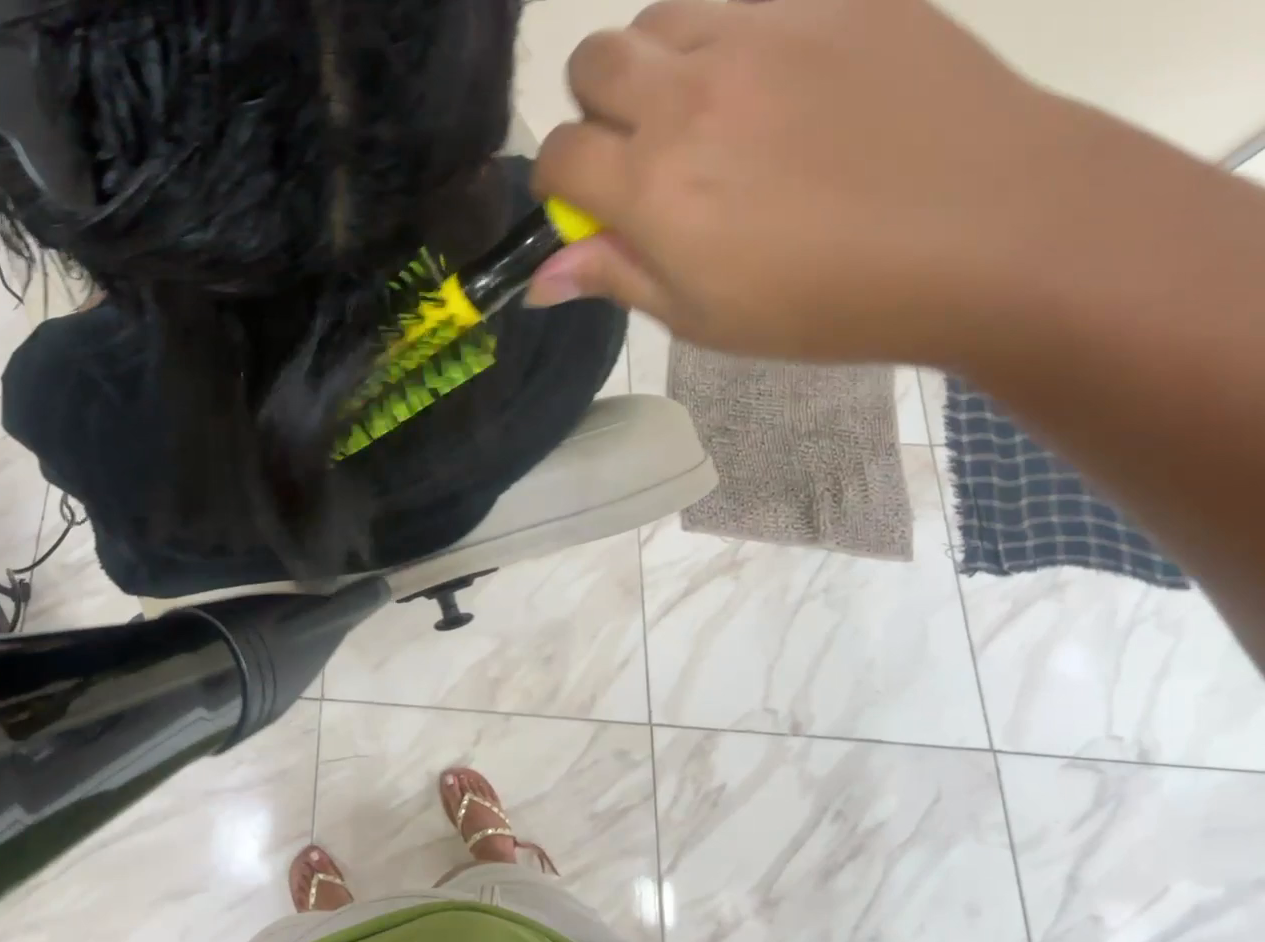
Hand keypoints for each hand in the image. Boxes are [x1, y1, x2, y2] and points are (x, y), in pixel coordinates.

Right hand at [529, 0, 1090, 363]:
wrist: (996, 234)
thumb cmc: (830, 301)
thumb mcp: (704, 316)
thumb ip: (615, 277)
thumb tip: (539, 277)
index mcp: (654, 185)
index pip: (557, 153)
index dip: (557, 180)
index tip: (585, 199)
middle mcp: (692, 96)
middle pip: (593, 60)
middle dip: (597, 104)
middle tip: (643, 145)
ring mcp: (769, 35)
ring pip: (665, 15)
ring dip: (661, 60)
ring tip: (710, 106)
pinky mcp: (840, 0)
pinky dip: (743, 38)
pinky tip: (787, 85)